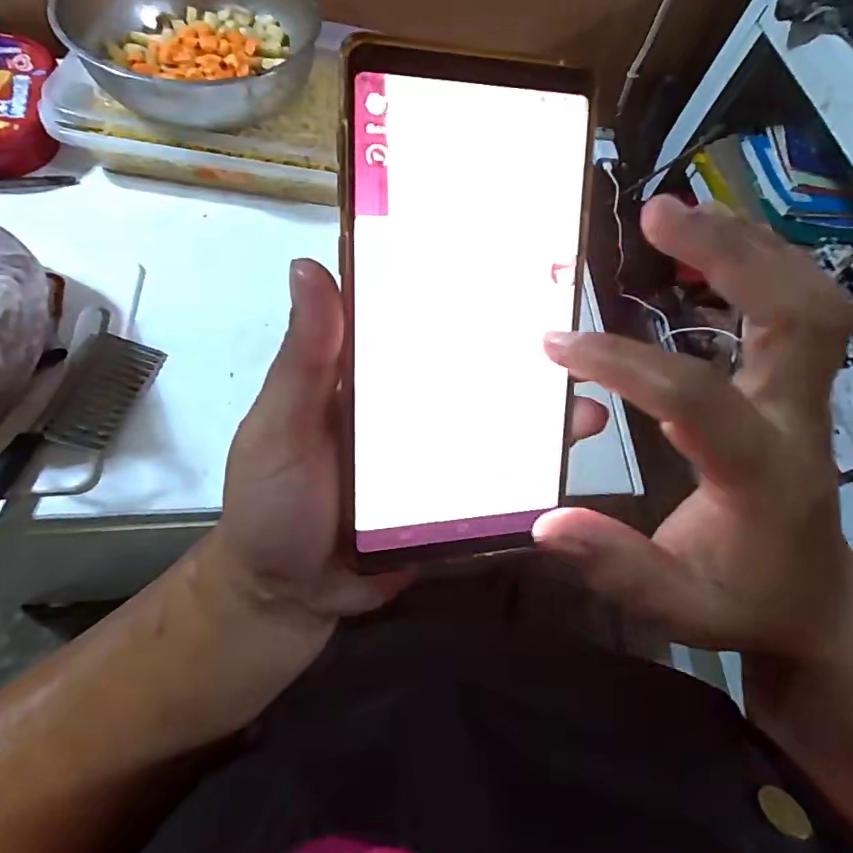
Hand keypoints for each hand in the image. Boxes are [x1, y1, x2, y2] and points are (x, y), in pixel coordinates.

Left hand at [209, 258, 610, 624]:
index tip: (498, 255)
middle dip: (510, 350)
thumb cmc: (271, 501)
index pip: (407, 317)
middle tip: (566, 327)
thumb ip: (303, 357)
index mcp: (361, 374)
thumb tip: (307, 265)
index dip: (444, 286)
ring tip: (582, 400)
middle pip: (460, 369)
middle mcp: (400, 406)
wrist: (289, 597)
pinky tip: (568, 458)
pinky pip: (492, 477)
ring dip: (530, 409)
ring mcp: (428, 453)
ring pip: (486, 420)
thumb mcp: (281, 424)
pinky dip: (526, 467)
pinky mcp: (446, 499)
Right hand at [534, 197, 852, 661]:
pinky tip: (712, 245)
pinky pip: (799, 307)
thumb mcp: (674, 605)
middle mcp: (797, 421)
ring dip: (749, 246)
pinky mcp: (798, 386)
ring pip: (810, 300)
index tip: (554, 342)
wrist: (814, 601)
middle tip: (657, 213)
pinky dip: (759, 263)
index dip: (621, 363)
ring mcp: (807, 398)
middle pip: (798, 317)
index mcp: (763, 473)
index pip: (694, 397)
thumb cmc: (741, 599)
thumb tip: (547, 523)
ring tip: (681, 211)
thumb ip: (615, 565)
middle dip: (730, 255)